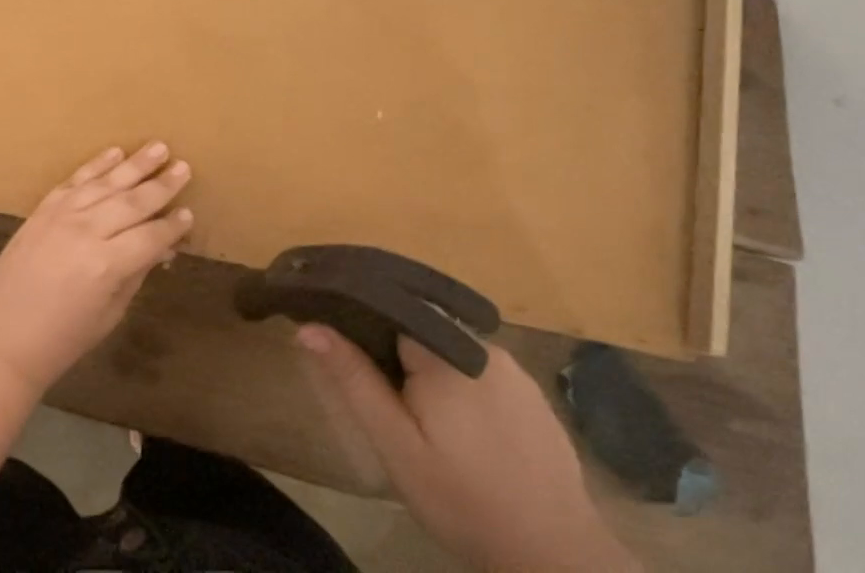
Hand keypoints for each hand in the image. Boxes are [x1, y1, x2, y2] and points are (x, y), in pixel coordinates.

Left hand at [0, 143, 194, 393]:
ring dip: (133, 165)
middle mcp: (86, 232)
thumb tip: (160, 248)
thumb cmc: (62, 338)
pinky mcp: (41, 211)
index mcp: (107, 264)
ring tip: (158, 147)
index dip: (173, 227)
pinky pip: (74, 181)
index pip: (151, 236)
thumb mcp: (110, 313)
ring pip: (104, 184)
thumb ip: (135, 273)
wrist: (2, 337)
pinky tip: (114, 154)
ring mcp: (60, 217)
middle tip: (184, 167)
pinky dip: (95, 166)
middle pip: (132, 202)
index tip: (189, 214)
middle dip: (161, 185)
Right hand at [298, 327, 638, 572]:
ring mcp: (517, 373)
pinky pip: (484, 375)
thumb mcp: (395, 444)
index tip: (354, 367)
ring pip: (453, 355)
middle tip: (391, 412)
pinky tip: (464, 435)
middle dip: (399, 362)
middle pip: (422, 334)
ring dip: (433, 377)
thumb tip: (310, 327)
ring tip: (427, 427)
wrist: (553, 554)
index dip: (365, 335)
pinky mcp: (536, 398)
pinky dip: (465, 392)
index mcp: (445, 353)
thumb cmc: (461, 498)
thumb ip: (354, 380)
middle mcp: (485, 349)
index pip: (391, 315)